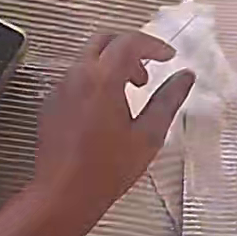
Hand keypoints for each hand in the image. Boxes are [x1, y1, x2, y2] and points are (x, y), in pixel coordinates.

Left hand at [29, 30, 193, 226]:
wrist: (64, 194)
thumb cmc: (105, 170)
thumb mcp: (148, 135)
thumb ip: (168, 100)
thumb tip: (185, 78)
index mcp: (102, 80)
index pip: (129, 42)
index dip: (153, 45)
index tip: (167, 55)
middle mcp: (77, 78)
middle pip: (104, 41)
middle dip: (129, 49)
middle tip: (147, 72)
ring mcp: (60, 90)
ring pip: (87, 60)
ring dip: (111, 67)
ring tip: (129, 95)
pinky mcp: (51, 105)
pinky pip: (74, 80)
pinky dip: (94, 82)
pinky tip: (106, 110)